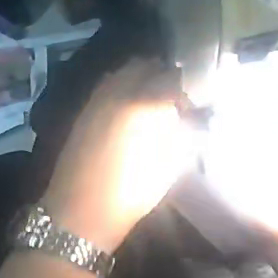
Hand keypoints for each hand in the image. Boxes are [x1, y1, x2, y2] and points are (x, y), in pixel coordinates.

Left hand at [42, 60, 192, 253]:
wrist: (79, 213)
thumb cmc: (129, 194)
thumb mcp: (169, 166)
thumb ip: (184, 134)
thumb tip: (193, 118)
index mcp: (143, 103)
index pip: (175, 77)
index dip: (191, 86)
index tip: (199, 100)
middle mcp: (119, 91)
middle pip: (147, 65)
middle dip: (165, 74)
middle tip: (178, 95)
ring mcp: (98, 98)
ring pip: (125, 70)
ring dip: (143, 77)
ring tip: (156, 99)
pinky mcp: (86, 109)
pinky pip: (110, 84)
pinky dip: (126, 86)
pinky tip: (134, 108)